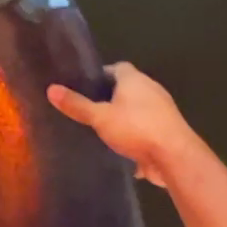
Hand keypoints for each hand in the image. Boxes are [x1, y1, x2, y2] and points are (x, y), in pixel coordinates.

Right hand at [47, 63, 198, 187]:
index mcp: (135, 79)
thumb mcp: (100, 117)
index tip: (85, 87)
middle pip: (127, 89)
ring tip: (101, 131)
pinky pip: (146, 131)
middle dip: (110, 99)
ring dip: (124, 119)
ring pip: (137, 111)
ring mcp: (162, 112)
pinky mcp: (168, 132)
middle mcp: (151, 90)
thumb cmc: (136, 128)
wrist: (176, 158)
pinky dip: (135, 138)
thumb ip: (76, 105)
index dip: (100, 76)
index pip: (116, 68)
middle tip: (89, 110)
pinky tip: (120, 151)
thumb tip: (50, 89)